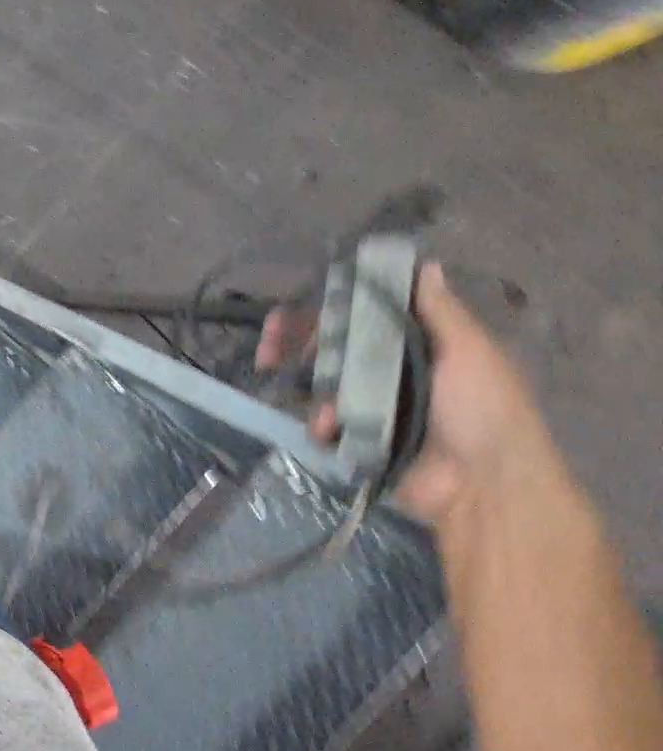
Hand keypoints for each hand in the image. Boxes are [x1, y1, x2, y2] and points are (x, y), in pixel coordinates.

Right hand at [259, 263, 556, 527]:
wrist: (481, 485)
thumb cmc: (483, 410)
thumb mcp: (469, 353)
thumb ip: (441, 313)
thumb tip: (425, 266)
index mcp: (418, 347)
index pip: (363, 317)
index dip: (327, 310)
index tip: (295, 308)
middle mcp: (391, 372)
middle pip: (332, 349)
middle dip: (295, 347)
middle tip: (267, 352)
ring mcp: (371, 407)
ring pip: (321, 386)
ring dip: (313, 394)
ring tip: (325, 412)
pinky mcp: (355, 439)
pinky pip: (321, 423)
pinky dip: (320, 425)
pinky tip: (329, 430)